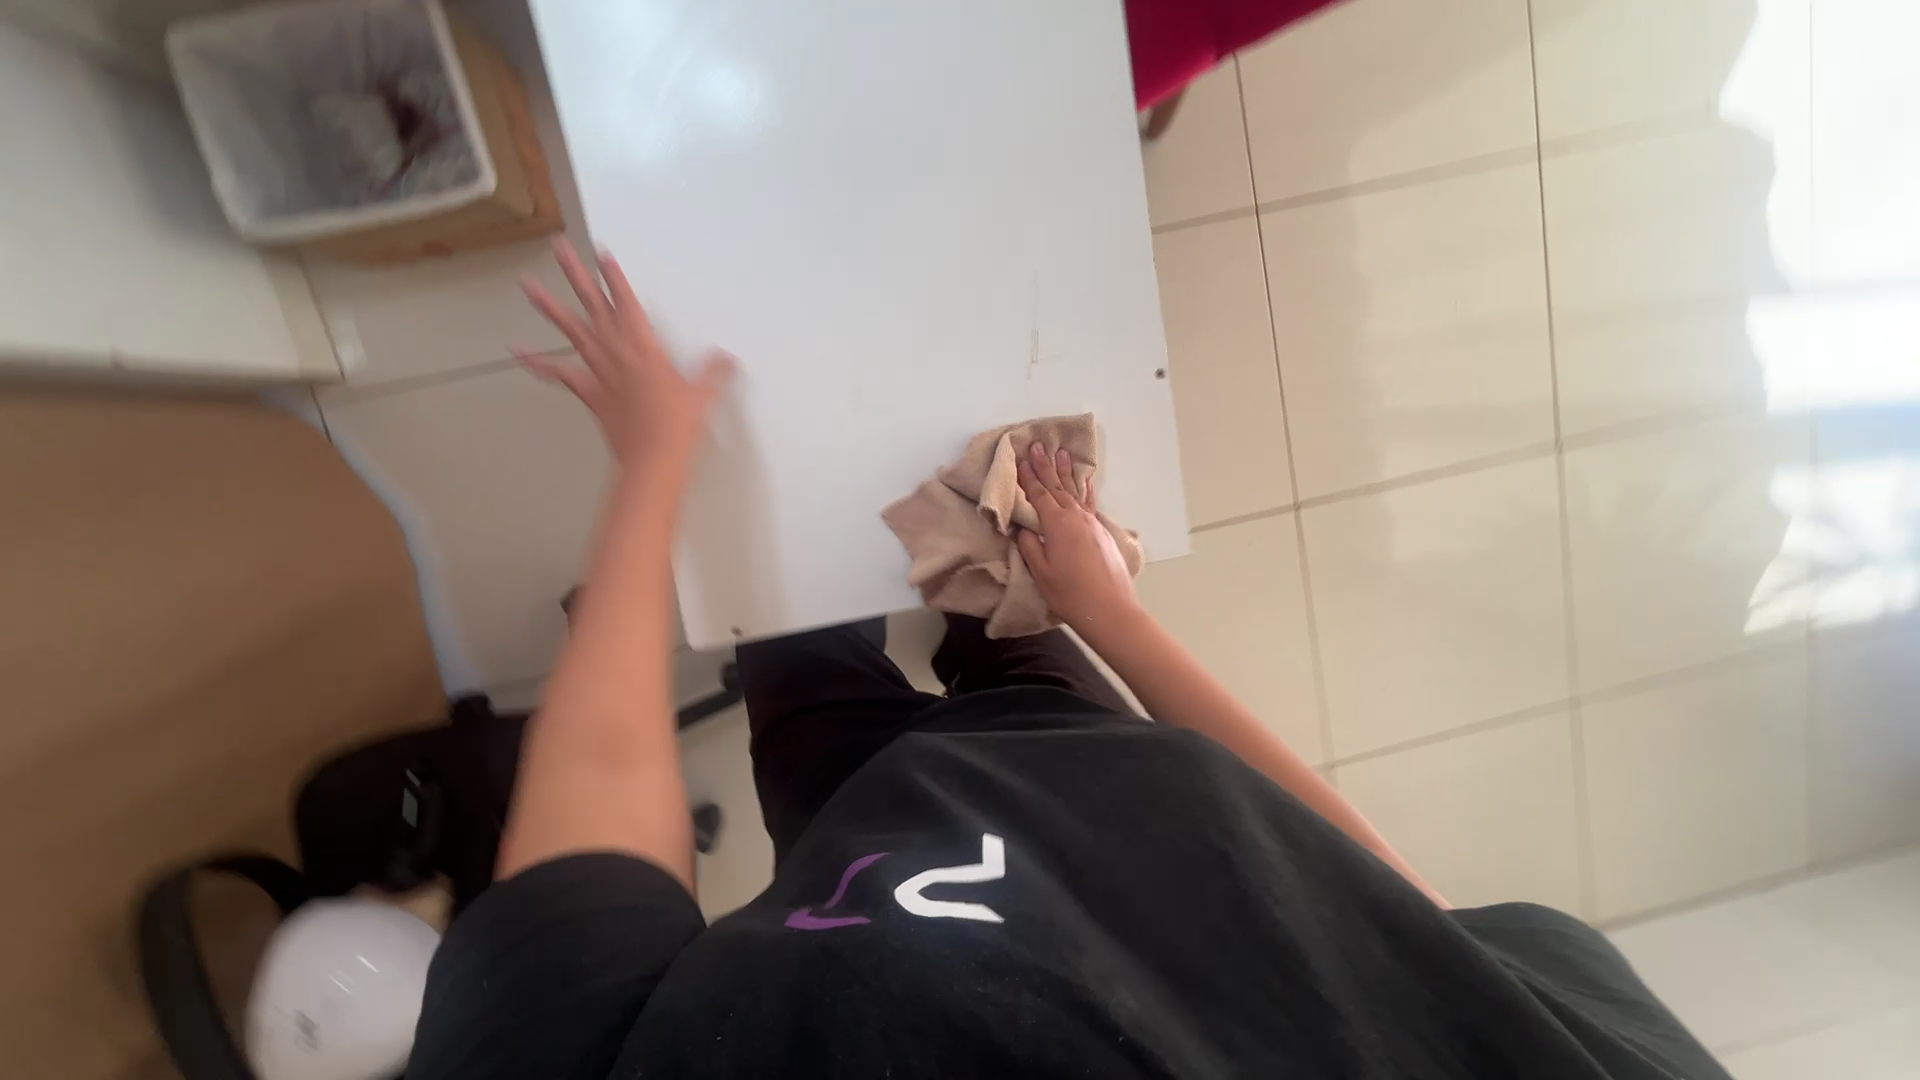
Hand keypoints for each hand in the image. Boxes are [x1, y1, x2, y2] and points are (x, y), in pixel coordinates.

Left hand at [517, 240, 734, 471]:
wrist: (653, 458)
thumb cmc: (679, 425)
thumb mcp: (702, 395)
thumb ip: (713, 372)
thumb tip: (727, 358)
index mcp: (644, 346)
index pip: (626, 302)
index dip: (614, 277)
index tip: (601, 252)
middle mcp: (617, 351)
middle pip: (594, 306)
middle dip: (576, 275)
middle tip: (558, 248)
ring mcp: (599, 371)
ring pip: (572, 332)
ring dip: (549, 309)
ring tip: (527, 286)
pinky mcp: (589, 392)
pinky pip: (560, 374)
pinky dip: (539, 364)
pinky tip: (518, 351)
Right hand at [1015, 441, 1139, 630]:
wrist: (1109, 609)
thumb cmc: (1069, 593)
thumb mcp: (1041, 572)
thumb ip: (1030, 545)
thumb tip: (1022, 527)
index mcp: (1056, 524)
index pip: (1038, 495)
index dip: (1028, 477)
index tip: (1021, 459)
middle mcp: (1075, 517)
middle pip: (1057, 486)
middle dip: (1045, 466)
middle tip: (1038, 444)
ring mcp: (1092, 523)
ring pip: (1074, 491)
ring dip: (1066, 472)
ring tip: (1061, 452)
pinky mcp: (1102, 532)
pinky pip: (1090, 503)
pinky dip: (1085, 489)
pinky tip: (1085, 481)